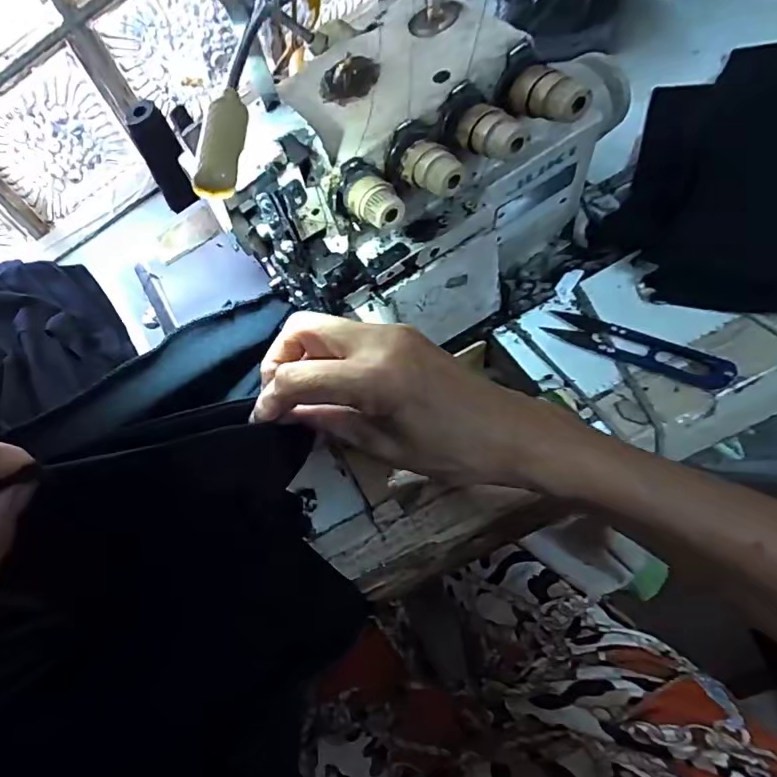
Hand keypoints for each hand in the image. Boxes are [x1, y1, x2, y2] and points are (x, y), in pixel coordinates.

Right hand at [250, 312, 594, 491]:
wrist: (516, 432)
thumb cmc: (456, 451)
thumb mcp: (387, 447)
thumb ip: (331, 423)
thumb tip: (290, 413)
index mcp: (374, 376)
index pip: (298, 374)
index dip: (270, 396)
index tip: (261, 418)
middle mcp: (377, 341)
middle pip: (301, 327)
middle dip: (277, 359)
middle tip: (279, 396)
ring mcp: (389, 332)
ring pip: (320, 325)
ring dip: (299, 354)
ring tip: (302, 392)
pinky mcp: (398, 335)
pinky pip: (344, 334)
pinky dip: (324, 353)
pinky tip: (330, 384)